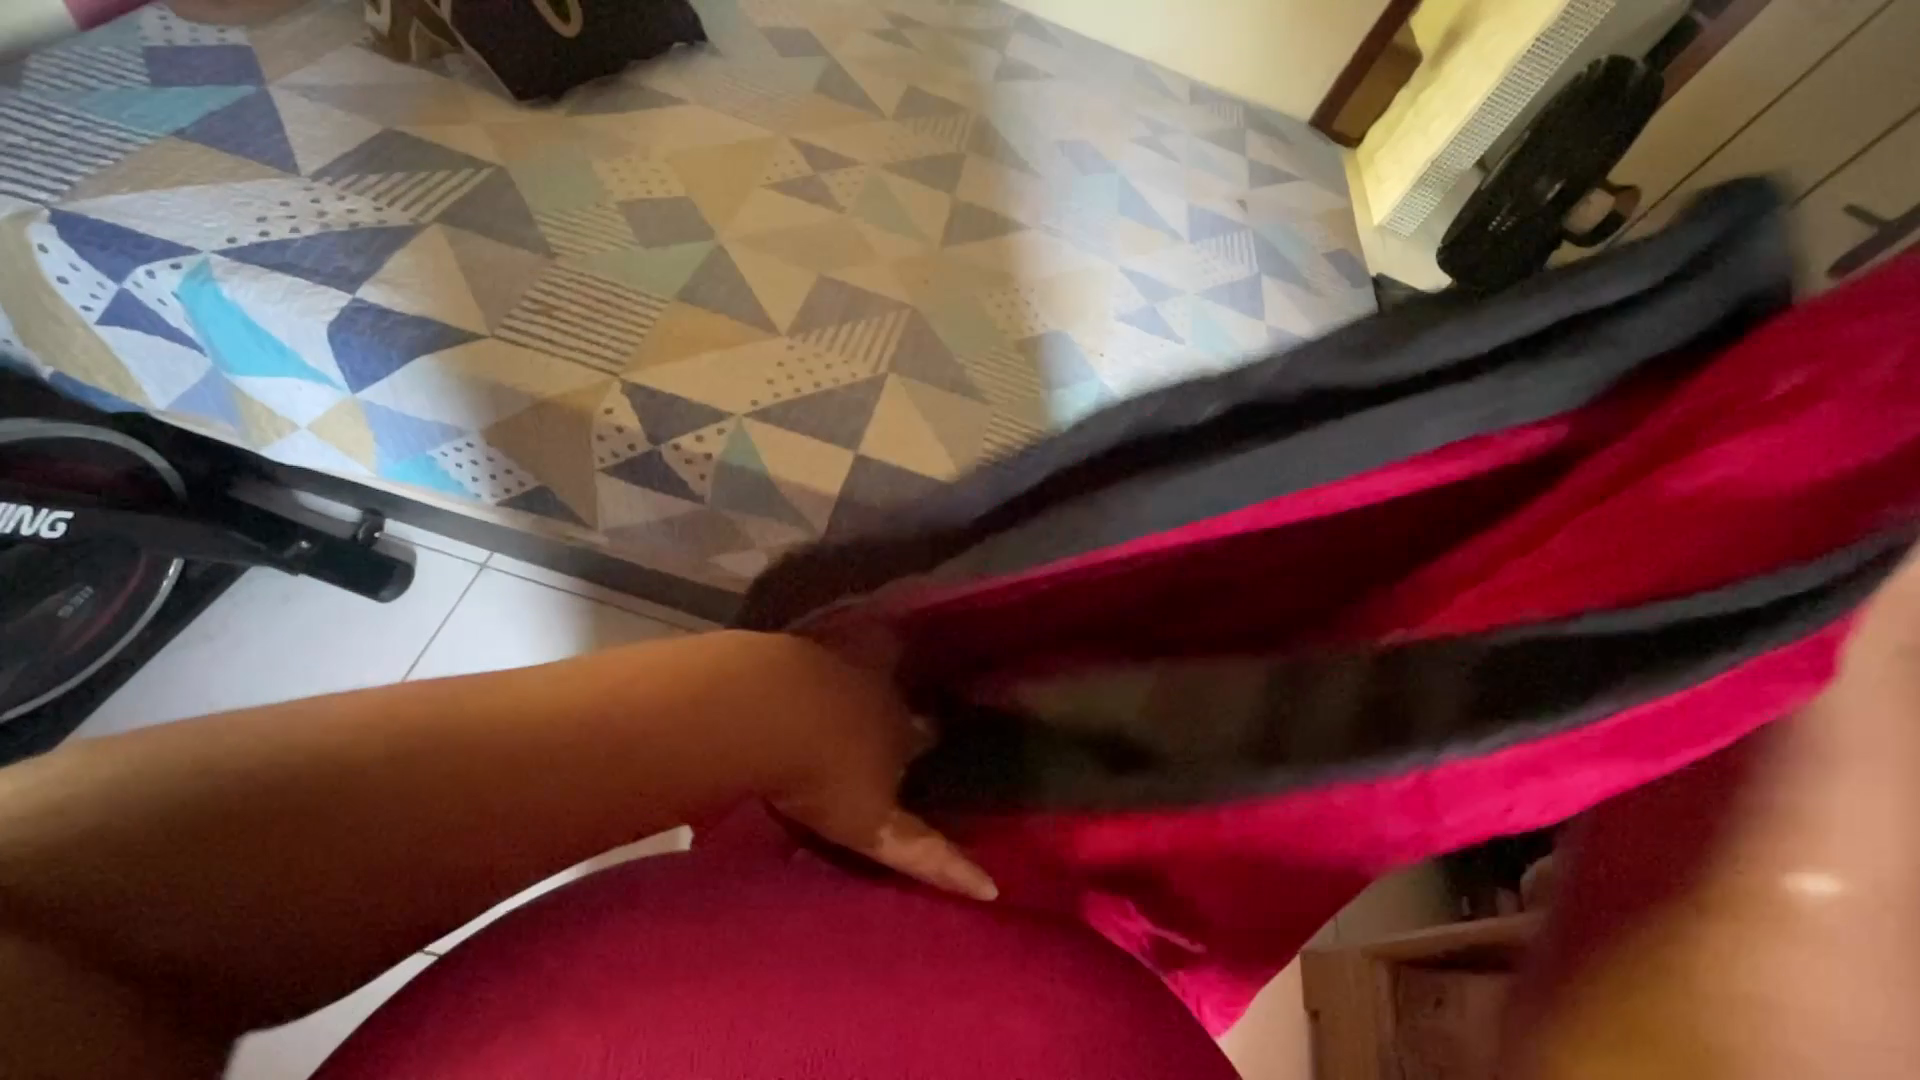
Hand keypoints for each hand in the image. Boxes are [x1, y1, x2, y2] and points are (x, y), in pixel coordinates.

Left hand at [694, 631, 997, 901]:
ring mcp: (836, 663)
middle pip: (893, 701)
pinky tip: (795, 678)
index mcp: (900, 731)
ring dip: (852, 685)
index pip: (924, 737)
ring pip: (855, 673)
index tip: (924, 748)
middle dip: (890, 711)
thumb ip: (926, 853)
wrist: (764, 710)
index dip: (923, 745)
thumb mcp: (873, 827)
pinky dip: (811, 668)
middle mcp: (878, 691)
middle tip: (877, 726)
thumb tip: (991, 889)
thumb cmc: (823, 778)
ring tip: (839, 701)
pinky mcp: (793, 649)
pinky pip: (813, 657)